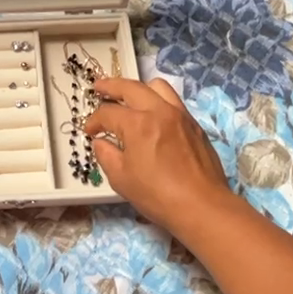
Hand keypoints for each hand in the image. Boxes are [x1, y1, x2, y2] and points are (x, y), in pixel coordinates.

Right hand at [85, 77, 238, 233]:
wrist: (202, 206)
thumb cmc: (158, 195)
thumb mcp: (121, 179)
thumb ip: (106, 155)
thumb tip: (101, 142)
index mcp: (138, 124)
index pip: (108, 113)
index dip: (94, 121)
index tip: (90, 131)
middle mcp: (159, 111)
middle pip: (130, 87)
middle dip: (110, 86)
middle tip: (98, 88)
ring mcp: (180, 115)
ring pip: (157, 86)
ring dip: (138, 88)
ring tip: (129, 96)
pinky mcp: (194, 125)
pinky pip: (173, 101)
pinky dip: (158, 101)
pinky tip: (153, 116)